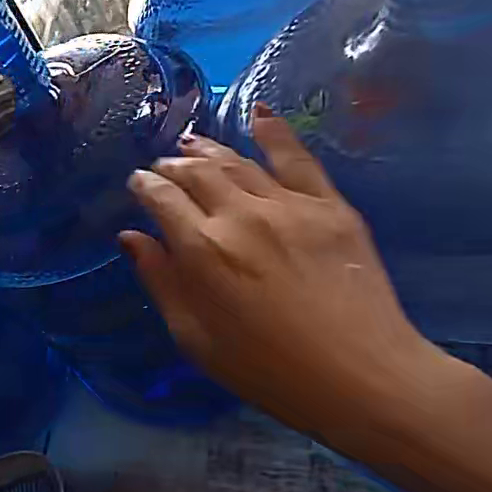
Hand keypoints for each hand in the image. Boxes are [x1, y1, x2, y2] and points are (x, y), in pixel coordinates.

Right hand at [120, 107, 458, 441]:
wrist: (359, 376)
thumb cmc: (267, 370)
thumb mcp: (196, 339)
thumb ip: (161, 282)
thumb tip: (132, 237)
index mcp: (202, 251)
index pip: (162, 199)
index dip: (145, 186)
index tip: (138, 183)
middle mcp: (240, 215)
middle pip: (196, 173)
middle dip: (172, 166)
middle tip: (164, 168)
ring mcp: (288, 205)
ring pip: (238, 162)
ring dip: (208, 150)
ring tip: (192, 144)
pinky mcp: (329, 206)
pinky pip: (296, 157)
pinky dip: (274, 132)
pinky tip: (257, 114)